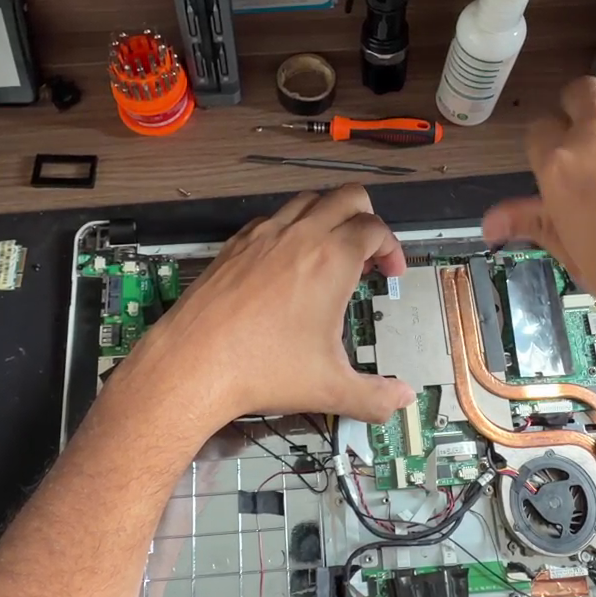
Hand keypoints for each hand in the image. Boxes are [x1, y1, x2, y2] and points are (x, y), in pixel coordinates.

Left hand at [117, 185, 417, 430]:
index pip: (376, 229)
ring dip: (328, 216)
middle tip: (366, 254)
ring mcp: (264, 235)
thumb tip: (402, 400)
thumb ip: (375, 396)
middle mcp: (300, 235)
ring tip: (329, 254)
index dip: (392, 247)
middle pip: (347, 196)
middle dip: (367, 218)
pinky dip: (290, 227)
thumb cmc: (264, 370)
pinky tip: (286, 263)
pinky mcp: (235, 244)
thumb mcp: (330, 388)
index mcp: (332, 259)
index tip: (390, 273)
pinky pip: (272, 218)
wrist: (192, 364)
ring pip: (308, 200)